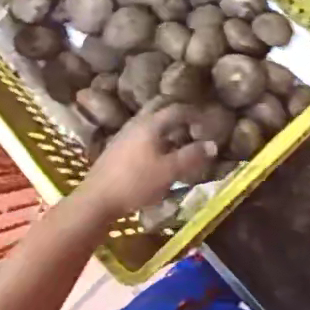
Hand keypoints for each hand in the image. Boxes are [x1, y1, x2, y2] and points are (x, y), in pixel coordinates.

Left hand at [73, 104, 217, 217]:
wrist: (96, 200)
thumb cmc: (135, 183)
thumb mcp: (169, 172)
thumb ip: (191, 156)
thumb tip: (212, 144)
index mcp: (150, 124)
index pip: (177, 109)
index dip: (194, 114)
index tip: (207, 124)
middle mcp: (136, 124)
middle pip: (159, 111)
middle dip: (178, 116)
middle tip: (193, 125)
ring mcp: (123, 136)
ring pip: (149, 124)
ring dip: (166, 128)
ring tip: (180, 141)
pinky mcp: (116, 150)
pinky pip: (141, 136)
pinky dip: (155, 139)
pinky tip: (159, 154)